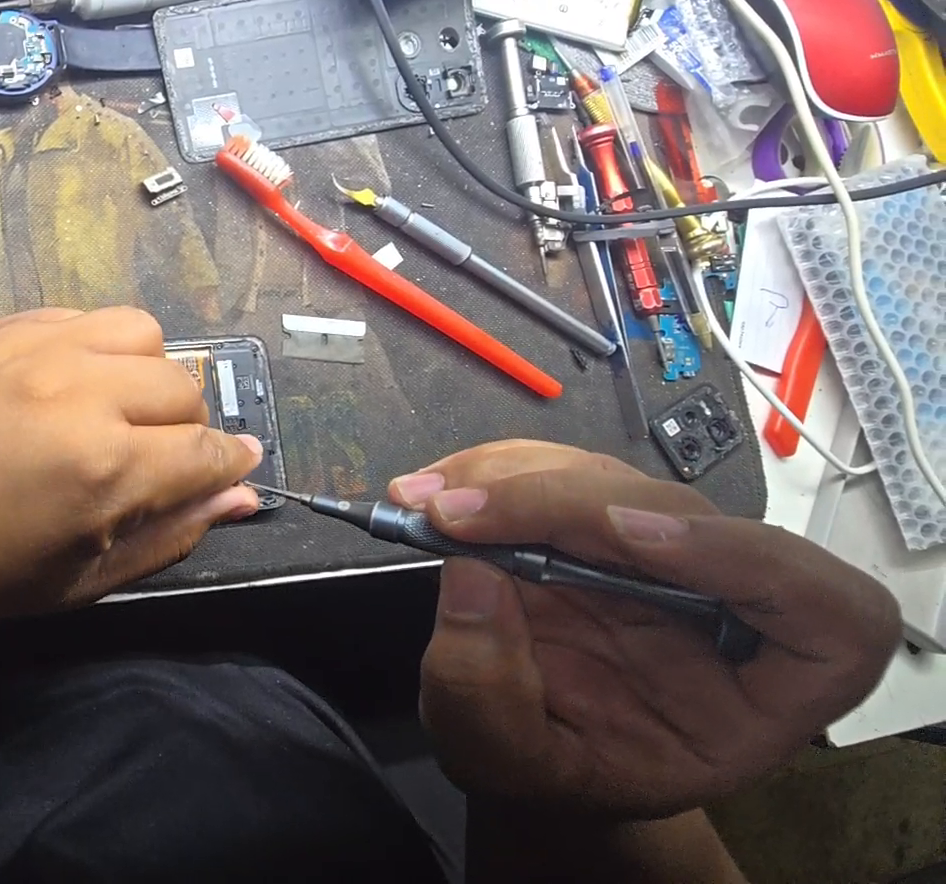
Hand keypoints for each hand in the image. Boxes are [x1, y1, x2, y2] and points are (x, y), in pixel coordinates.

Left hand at [0, 308, 262, 632]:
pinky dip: (94, 345)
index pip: (206, 452)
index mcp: (103, 468)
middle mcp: (80, 392)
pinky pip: (81, 315)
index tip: (232, 467)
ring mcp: (35, 348)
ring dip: (145, 373)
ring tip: (111, 409)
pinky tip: (66, 381)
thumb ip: (168, 536)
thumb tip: (242, 495)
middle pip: (183, 387)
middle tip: (149, 457)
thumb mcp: (76, 582)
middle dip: (185, 428)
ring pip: (142, 333)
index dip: (229, 464)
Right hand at [390, 440, 900, 818]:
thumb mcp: (502, 757)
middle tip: (453, 512)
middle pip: (678, 515)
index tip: (621, 534)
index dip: (741, 556)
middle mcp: (711, 607)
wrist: (512, 742)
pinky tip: (425, 491)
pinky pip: (547, 472)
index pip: (822, 612)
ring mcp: (645, 557)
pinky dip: (480, 473)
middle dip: (555, 501)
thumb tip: (470, 572)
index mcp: (749, 692)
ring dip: (505, 475)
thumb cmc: (537, 770)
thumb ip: (486, 689)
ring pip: (603, 478)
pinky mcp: (581, 526)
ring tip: (421, 499)